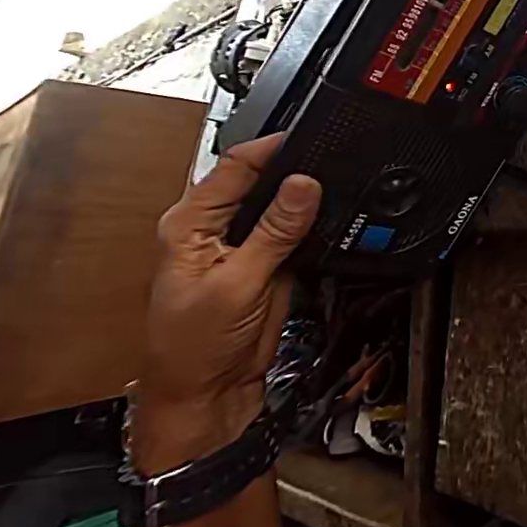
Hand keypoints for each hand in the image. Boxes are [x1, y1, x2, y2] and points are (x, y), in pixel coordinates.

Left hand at [133, 133, 320, 473]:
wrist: (210, 391)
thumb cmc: (193, 346)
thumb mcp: (237, 284)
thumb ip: (273, 232)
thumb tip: (303, 184)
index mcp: (190, 223)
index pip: (234, 166)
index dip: (272, 147)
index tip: (311, 135)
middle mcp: (214, 226)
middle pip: (259, 177)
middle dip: (293, 166)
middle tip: (331, 155)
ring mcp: (244, 241)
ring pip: (280, 199)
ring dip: (305, 191)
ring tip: (336, 178)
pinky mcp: (268, 256)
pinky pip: (295, 224)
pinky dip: (313, 216)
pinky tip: (330, 209)